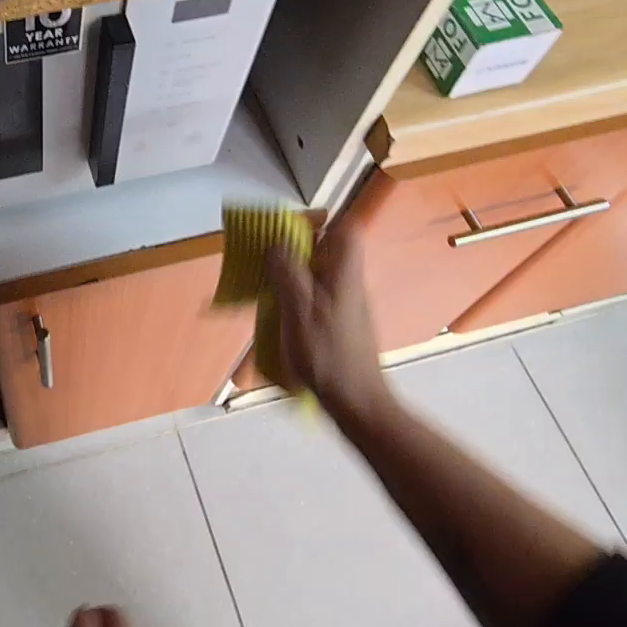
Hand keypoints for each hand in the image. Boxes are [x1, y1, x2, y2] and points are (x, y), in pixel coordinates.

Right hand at [265, 221, 395, 421]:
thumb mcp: (299, 312)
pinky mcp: (344, 326)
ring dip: (295, 276)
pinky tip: (281, 318)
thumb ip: (288, 274)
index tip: (292, 226)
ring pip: (322, 276)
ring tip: (267, 288)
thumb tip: (276, 242)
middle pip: (330, 251)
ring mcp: (350, 307)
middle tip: (269, 258)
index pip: (346, 230)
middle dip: (299, 249)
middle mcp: (351, 285)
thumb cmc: (328, 357)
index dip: (323, 221)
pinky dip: (299, 300)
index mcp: (344, 276)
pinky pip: (320, 299)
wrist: (358, 405)